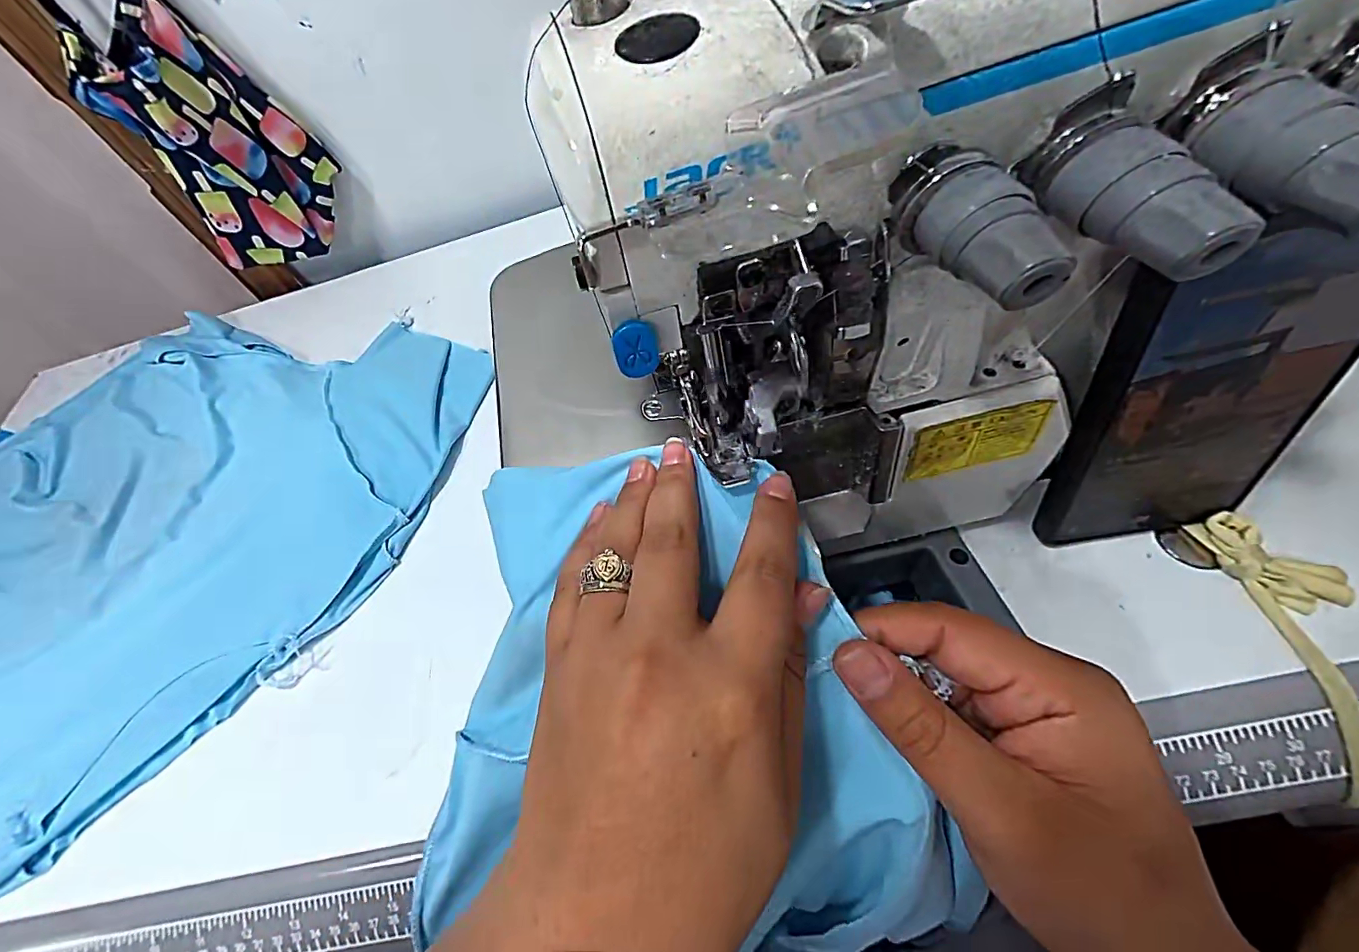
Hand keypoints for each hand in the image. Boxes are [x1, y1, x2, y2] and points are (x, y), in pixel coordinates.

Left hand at [437, 439, 827, 951]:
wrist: (594, 909)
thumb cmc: (703, 864)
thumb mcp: (777, 783)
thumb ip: (789, 680)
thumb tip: (799, 599)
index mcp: (728, 684)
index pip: (758, 576)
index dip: (770, 523)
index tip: (770, 488)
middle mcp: (658, 651)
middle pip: (671, 542)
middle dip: (681, 487)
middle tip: (682, 453)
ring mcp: (598, 652)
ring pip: (614, 550)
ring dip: (630, 501)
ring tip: (641, 468)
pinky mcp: (559, 665)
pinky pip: (572, 583)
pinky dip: (586, 544)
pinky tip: (597, 523)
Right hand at [832, 604, 1251, 951]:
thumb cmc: (1103, 894)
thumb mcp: (999, 810)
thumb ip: (920, 727)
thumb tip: (852, 655)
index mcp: (1061, 686)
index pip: (950, 627)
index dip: (882, 629)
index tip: (825, 647)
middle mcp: (1050, 684)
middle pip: (944, 647)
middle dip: (885, 662)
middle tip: (831, 682)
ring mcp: (1036, 709)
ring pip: (943, 675)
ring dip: (899, 692)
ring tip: (854, 711)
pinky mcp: (1021, 734)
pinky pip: (954, 706)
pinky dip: (918, 718)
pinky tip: (894, 736)